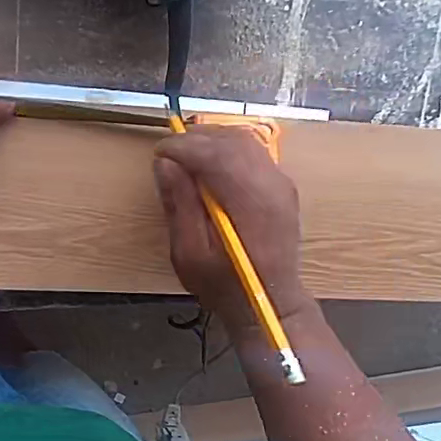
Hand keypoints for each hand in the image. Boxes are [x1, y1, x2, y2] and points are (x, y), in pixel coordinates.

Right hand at [153, 125, 311, 327]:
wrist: (270, 302)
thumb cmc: (226, 286)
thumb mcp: (190, 255)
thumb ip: (179, 206)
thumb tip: (164, 164)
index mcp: (251, 205)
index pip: (218, 155)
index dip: (184, 147)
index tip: (158, 154)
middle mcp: (273, 186)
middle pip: (233, 140)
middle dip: (195, 138)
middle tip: (167, 152)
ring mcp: (282, 184)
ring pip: (245, 140)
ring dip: (211, 139)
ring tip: (184, 154)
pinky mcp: (282, 185)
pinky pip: (253, 151)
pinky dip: (227, 147)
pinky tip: (208, 163)